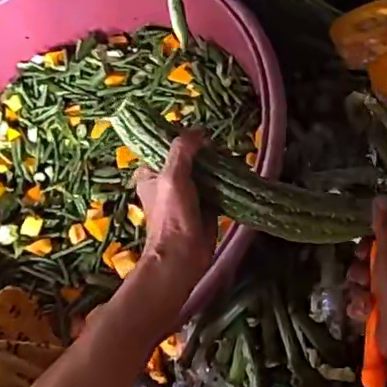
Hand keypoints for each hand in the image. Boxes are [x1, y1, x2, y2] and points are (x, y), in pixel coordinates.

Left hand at [131, 130, 214, 290]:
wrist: (183, 255)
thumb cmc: (171, 215)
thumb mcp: (172, 176)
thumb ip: (182, 150)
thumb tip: (198, 131)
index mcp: (150, 173)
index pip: (165, 146)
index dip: (183, 139)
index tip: (201, 135)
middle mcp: (167, 182)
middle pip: (188, 157)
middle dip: (205, 152)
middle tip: (219, 149)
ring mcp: (187, 194)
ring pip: (204, 171)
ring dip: (217, 165)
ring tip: (230, 159)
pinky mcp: (204, 206)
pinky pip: (216, 187)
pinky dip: (225, 180)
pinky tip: (236, 173)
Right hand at [346, 198, 386, 365]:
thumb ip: (383, 228)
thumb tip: (380, 198)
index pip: (374, 246)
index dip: (364, 248)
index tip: (361, 251)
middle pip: (362, 267)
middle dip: (358, 273)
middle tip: (364, 279)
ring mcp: (383, 298)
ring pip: (357, 288)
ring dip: (358, 294)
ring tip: (367, 303)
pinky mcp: (374, 317)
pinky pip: (356, 307)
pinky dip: (358, 310)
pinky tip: (363, 315)